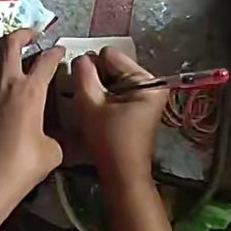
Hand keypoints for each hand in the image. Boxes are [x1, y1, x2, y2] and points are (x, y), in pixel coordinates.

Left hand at [0, 28, 64, 193]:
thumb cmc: (23, 164)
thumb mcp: (53, 151)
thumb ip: (57, 136)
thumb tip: (58, 138)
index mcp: (31, 90)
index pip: (47, 60)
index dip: (56, 52)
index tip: (60, 51)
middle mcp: (6, 82)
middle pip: (11, 43)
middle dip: (23, 33)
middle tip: (32, 34)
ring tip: (5, 52)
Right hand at [68, 47, 165, 184]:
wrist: (122, 175)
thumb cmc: (109, 141)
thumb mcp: (91, 105)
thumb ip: (83, 75)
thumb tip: (80, 58)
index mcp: (147, 81)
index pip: (110, 55)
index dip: (92, 66)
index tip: (82, 86)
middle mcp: (151, 83)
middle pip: (113, 65)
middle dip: (96, 77)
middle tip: (84, 96)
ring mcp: (146, 94)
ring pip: (112, 76)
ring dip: (98, 87)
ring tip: (89, 104)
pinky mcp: (138, 104)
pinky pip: (116, 89)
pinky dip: (104, 95)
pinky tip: (96, 109)